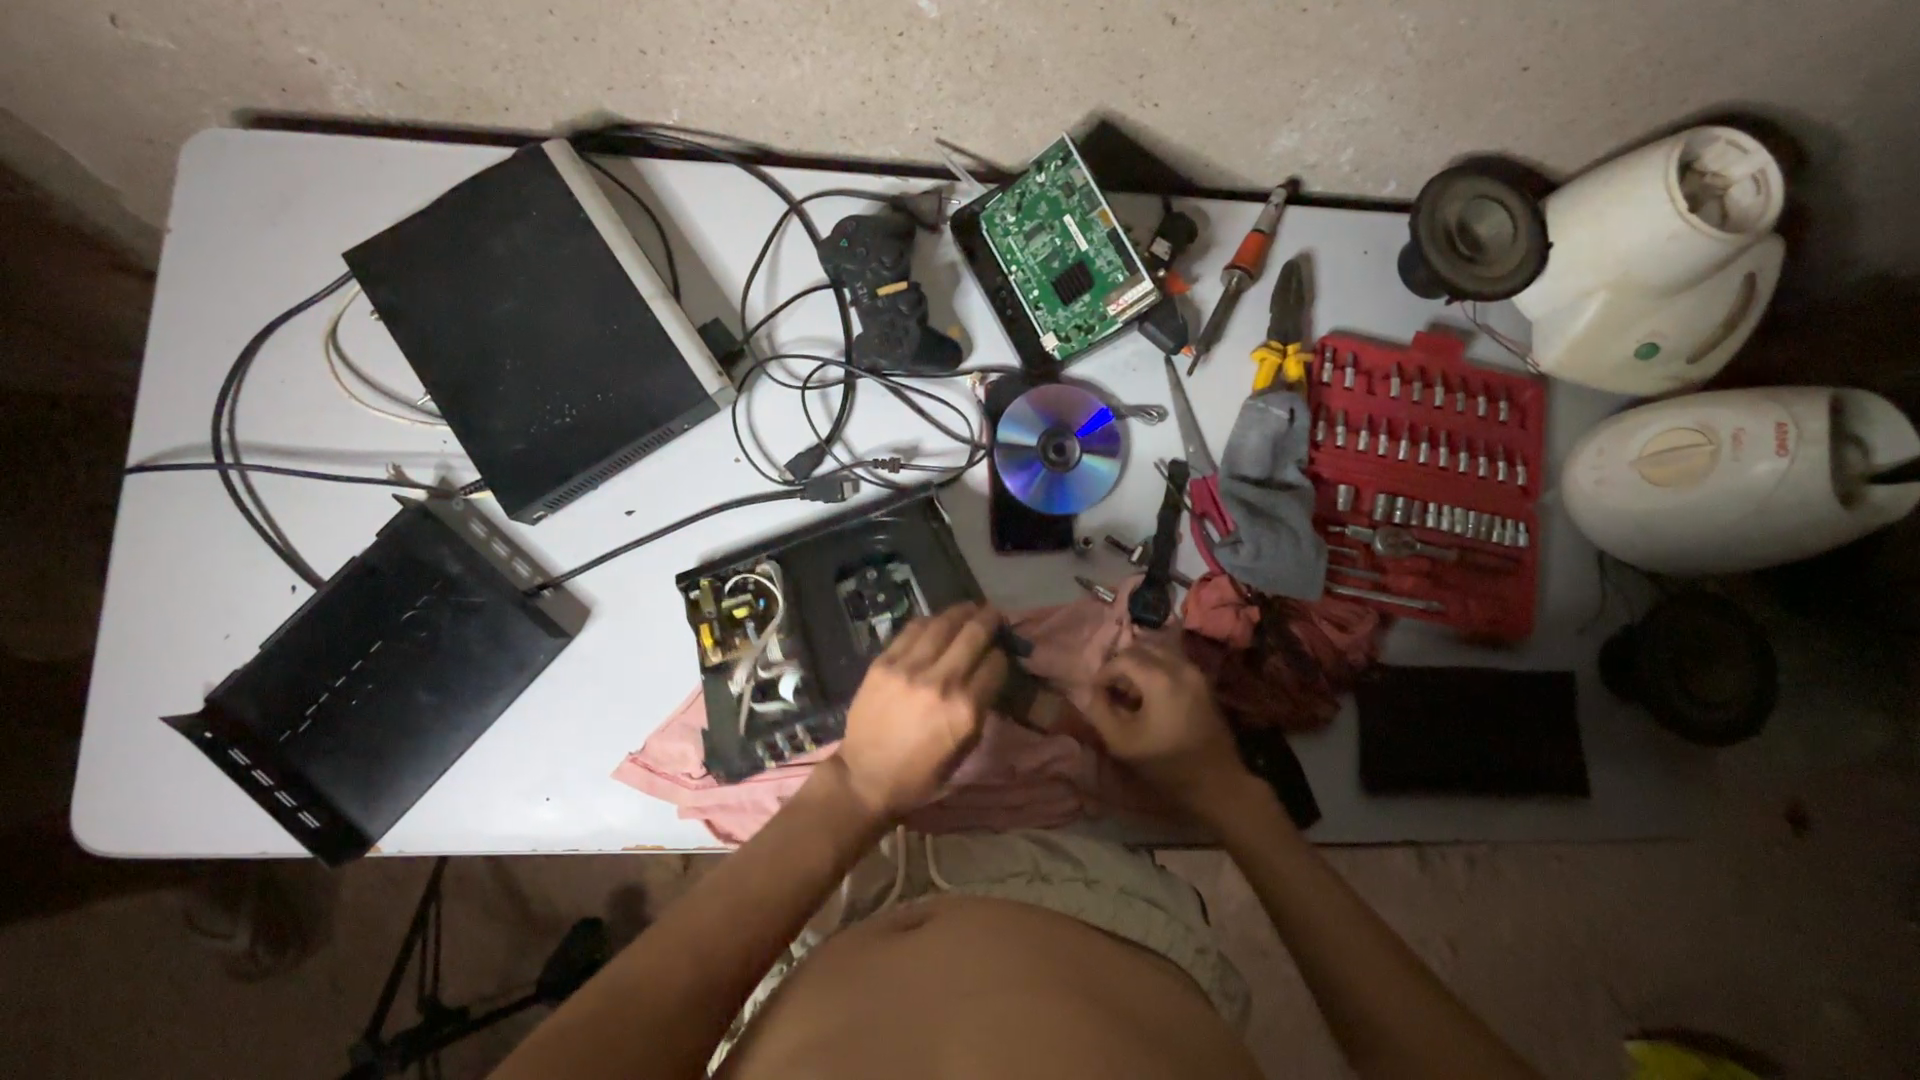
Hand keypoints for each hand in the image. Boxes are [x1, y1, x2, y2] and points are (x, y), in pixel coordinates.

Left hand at [836, 602, 1008, 820]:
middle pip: (974, 633)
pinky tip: (937, 622)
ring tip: (969, 609)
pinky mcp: (883, 662)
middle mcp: (940, 681)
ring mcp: (908, 668)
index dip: (1004, 655)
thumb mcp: (964, 749)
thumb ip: (981, 709)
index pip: (997, 663)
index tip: (1002, 653)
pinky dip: (930, 621)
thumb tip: (990, 676)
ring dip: (962, 612)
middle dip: (990, 620)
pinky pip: (912, 629)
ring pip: (943, 623)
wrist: (865, 777)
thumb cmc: (921, 774)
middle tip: (995, 614)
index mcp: (965, 709)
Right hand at [1082, 638, 1254, 822]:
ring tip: (1131, 692)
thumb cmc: (1165, 764)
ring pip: (1160, 652)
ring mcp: (1197, 673)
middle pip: (1143, 647)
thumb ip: (1100, 711)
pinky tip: (1151, 696)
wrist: (1217, 783)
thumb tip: (1093, 691)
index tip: (1096, 692)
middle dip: (1122, 664)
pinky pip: (1174, 663)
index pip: (1123, 658)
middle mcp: (1181, 667)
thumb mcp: (1121, 742)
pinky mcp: (1204, 683)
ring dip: (1141, 665)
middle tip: (1112, 688)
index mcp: (1160, 679)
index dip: (1104, 672)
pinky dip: (1157, 670)